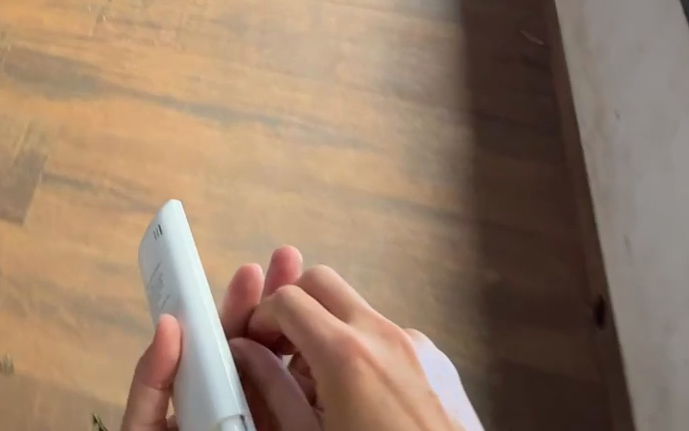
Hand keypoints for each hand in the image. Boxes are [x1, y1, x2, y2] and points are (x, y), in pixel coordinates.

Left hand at [119, 248, 305, 430]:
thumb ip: (150, 384)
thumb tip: (169, 324)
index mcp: (202, 395)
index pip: (222, 341)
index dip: (238, 305)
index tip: (253, 270)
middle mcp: (237, 406)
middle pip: (260, 347)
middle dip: (276, 302)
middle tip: (291, 260)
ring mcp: (263, 426)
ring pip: (287, 374)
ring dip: (301, 333)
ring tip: (314, 296)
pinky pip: (304, 415)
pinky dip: (318, 384)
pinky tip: (328, 356)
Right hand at [236, 266, 464, 430]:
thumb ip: (271, 392)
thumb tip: (245, 352)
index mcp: (346, 354)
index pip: (286, 299)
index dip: (262, 318)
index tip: (256, 347)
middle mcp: (383, 335)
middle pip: (321, 282)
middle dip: (294, 306)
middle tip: (282, 350)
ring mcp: (419, 346)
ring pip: (357, 310)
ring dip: (329, 330)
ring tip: (326, 392)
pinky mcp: (443, 365)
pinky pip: (389, 338)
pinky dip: (365, 352)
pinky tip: (369, 406)